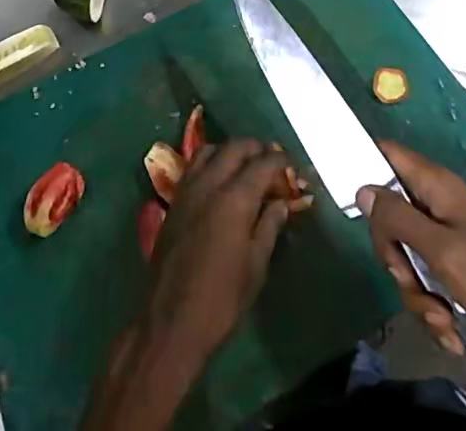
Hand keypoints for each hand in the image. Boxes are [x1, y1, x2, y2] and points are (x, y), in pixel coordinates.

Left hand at [143, 139, 293, 357]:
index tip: (294, 167)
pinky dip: (212, 162)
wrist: (172, 318)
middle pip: (234, 148)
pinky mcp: (174, 200)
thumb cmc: (223, 298)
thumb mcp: (256, 264)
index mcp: (234, 198)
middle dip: (256, 148)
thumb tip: (281, 202)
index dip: (281, 161)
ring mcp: (186, 189)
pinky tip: (223, 181)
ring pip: (210, 150)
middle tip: (274, 162)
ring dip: (231, 151)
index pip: (262, 163)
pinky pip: (194, 166)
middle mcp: (208, 183)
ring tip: (248, 167)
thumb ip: (269, 225)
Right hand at [357, 141, 465, 412]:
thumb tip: (362, 189)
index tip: (343, 189)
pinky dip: (428, 303)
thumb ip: (396, 217)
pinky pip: (421, 276)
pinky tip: (447, 327)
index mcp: (436, 185)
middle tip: (406, 275)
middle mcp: (437, 203)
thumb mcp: (440, 248)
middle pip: (387, 212)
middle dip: (392, 252)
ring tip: (438, 315)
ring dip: (413, 289)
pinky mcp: (451, 264)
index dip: (363, 162)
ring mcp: (444, 234)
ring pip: (402, 250)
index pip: (387, 153)